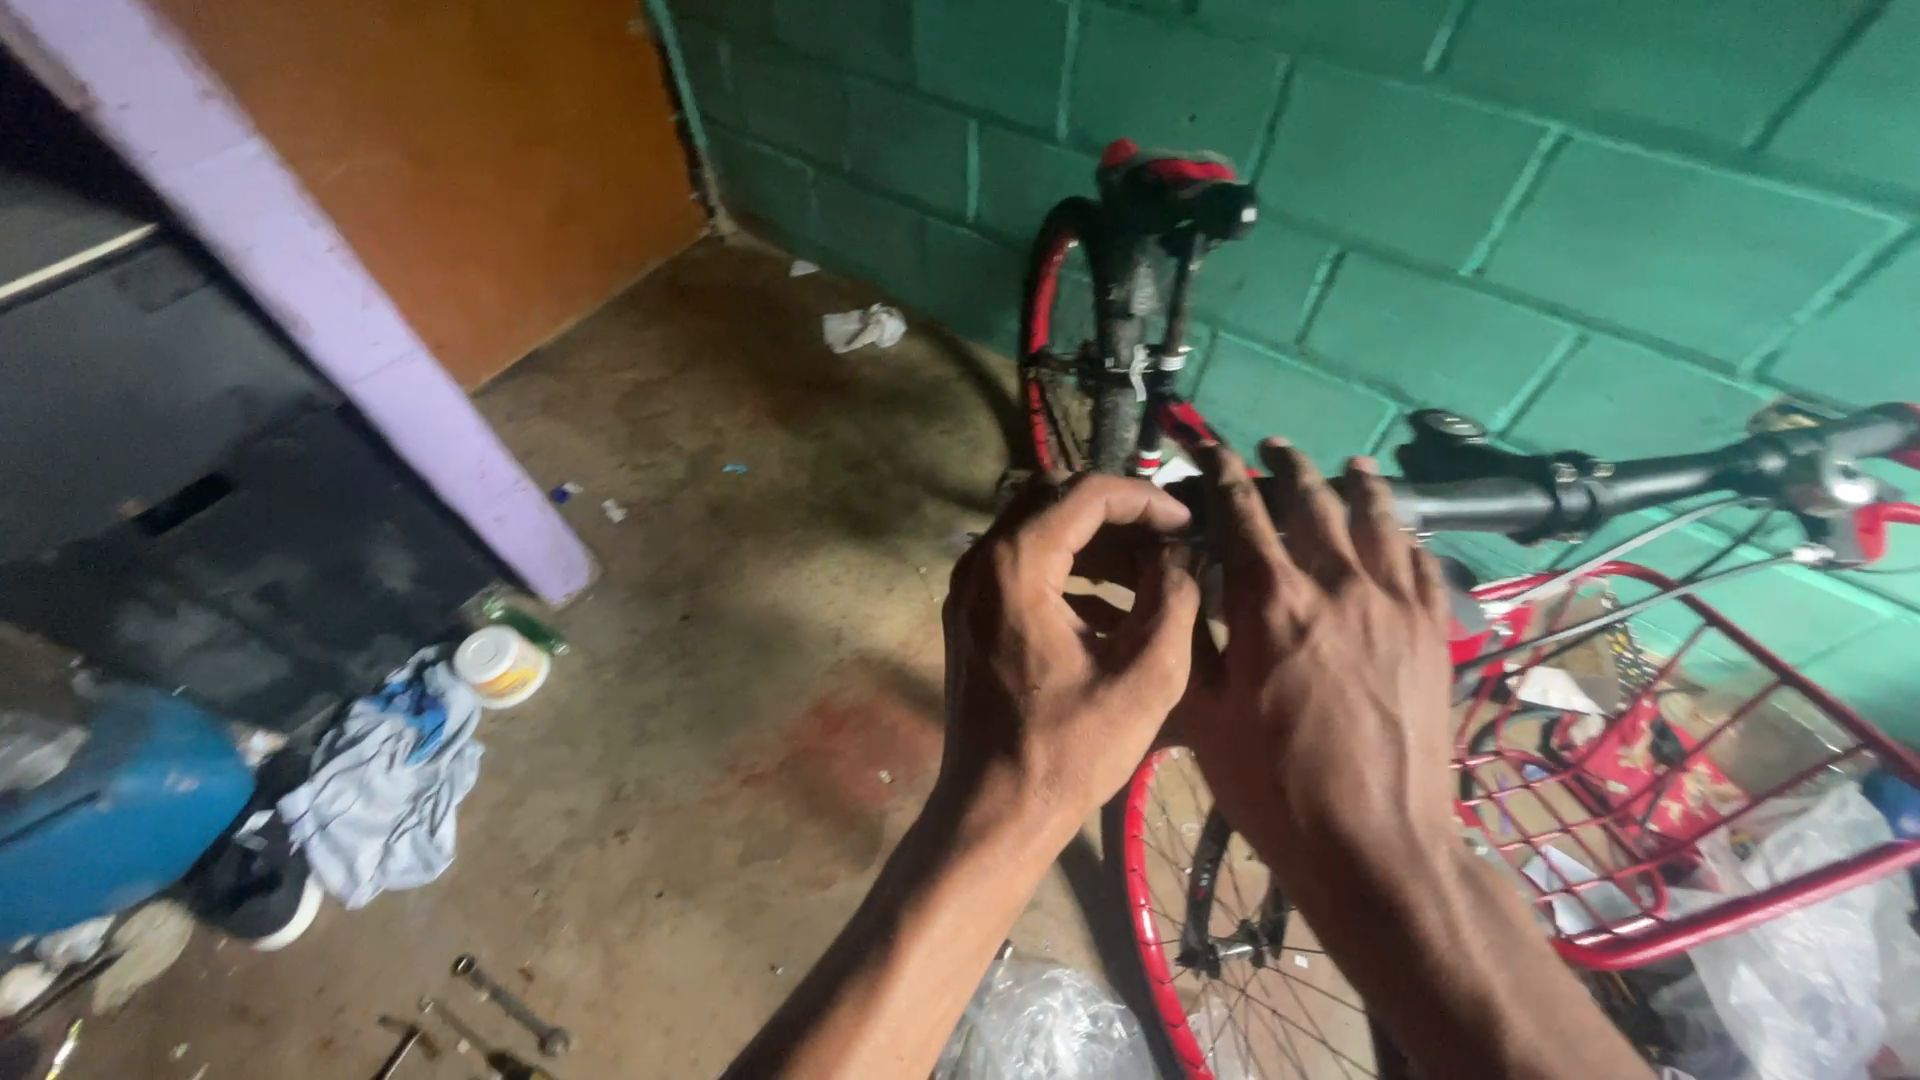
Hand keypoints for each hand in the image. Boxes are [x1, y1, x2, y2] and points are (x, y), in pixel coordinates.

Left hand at [940, 475, 1200, 832]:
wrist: (996, 808)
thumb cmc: (1070, 749)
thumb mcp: (1146, 674)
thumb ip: (1174, 598)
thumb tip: (1180, 557)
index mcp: (1015, 565)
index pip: (1084, 493)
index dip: (1144, 498)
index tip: (1188, 523)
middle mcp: (980, 562)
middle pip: (1053, 500)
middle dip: (1116, 512)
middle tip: (1168, 539)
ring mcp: (969, 588)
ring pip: (1037, 532)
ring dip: (1095, 543)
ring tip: (1153, 571)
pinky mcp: (971, 615)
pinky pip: (1022, 568)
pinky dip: (1069, 572)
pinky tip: (1115, 608)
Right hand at [1179, 440, 1455, 874]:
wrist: (1375, 844)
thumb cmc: (1272, 782)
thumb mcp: (1201, 714)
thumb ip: (1186, 636)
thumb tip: (1174, 579)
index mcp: (1271, 602)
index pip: (1242, 514)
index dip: (1223, 474)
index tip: (1211, 447)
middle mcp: (1336, 585)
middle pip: (1310, 503)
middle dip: (1286, 466)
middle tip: (1272, 444)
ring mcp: (1393, 606)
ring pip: (1375, 520)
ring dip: (1354, 484)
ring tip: (1345, 462)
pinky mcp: (1430, 633)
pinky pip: (1421, 563)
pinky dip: (1405, 534)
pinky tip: (1398, 527)